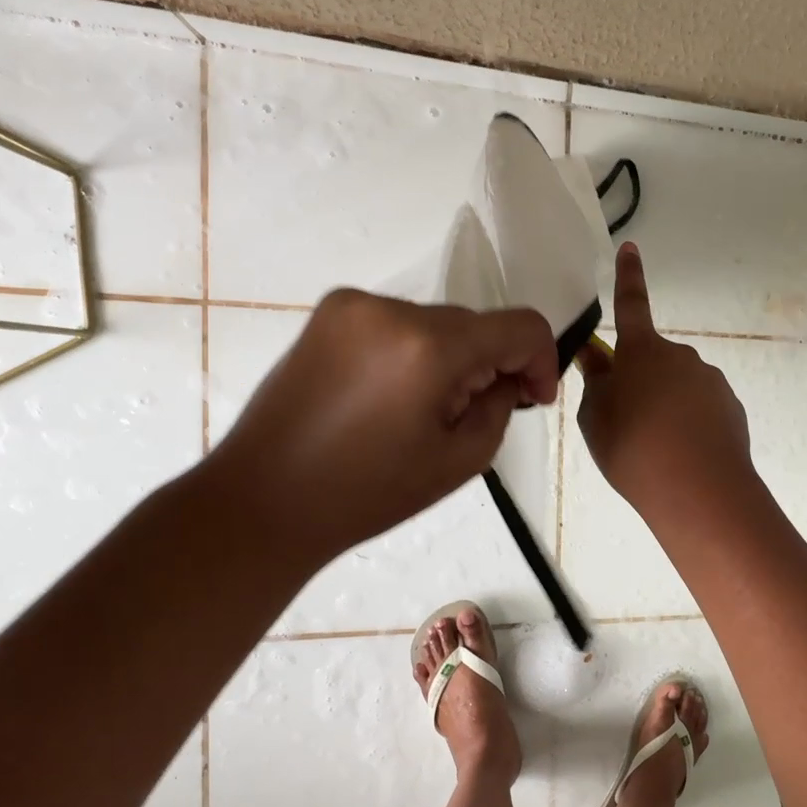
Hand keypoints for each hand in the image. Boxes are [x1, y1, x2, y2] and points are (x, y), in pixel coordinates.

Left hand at [200, 289, 557, 561]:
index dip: (542, 360)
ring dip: (453, 358)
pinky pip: (400, 324)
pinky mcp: (327, 315)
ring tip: (429, 411)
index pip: (521, 326)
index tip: (533, 399)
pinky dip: (416, 352)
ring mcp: (353, 306)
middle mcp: (392, 308)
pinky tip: (396, 397)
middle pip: (477, 324)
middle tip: (478, 415)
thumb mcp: (463, 458)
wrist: (263, 500)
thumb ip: (501, 404)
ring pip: (439, 323)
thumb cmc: (369, 492)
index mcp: (429, 346)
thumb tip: (506, 377)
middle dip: (493, 363)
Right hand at [577, 242, 752, 510]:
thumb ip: (597, 384)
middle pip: (654, 361)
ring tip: (657, 450)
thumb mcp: (595, 419)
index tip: (631, 248)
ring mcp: (711, 380)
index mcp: (642, 352)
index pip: (631, 305)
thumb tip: (599, 361)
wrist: (699, 488)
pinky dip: (692, 425)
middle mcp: (681, 356)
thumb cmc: (633, 449)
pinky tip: (685, 455)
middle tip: (629, 426)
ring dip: (668, 408)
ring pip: (680, 388)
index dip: (628, 277)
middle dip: (643, 383)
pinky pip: (703, 409)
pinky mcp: (732, 407)